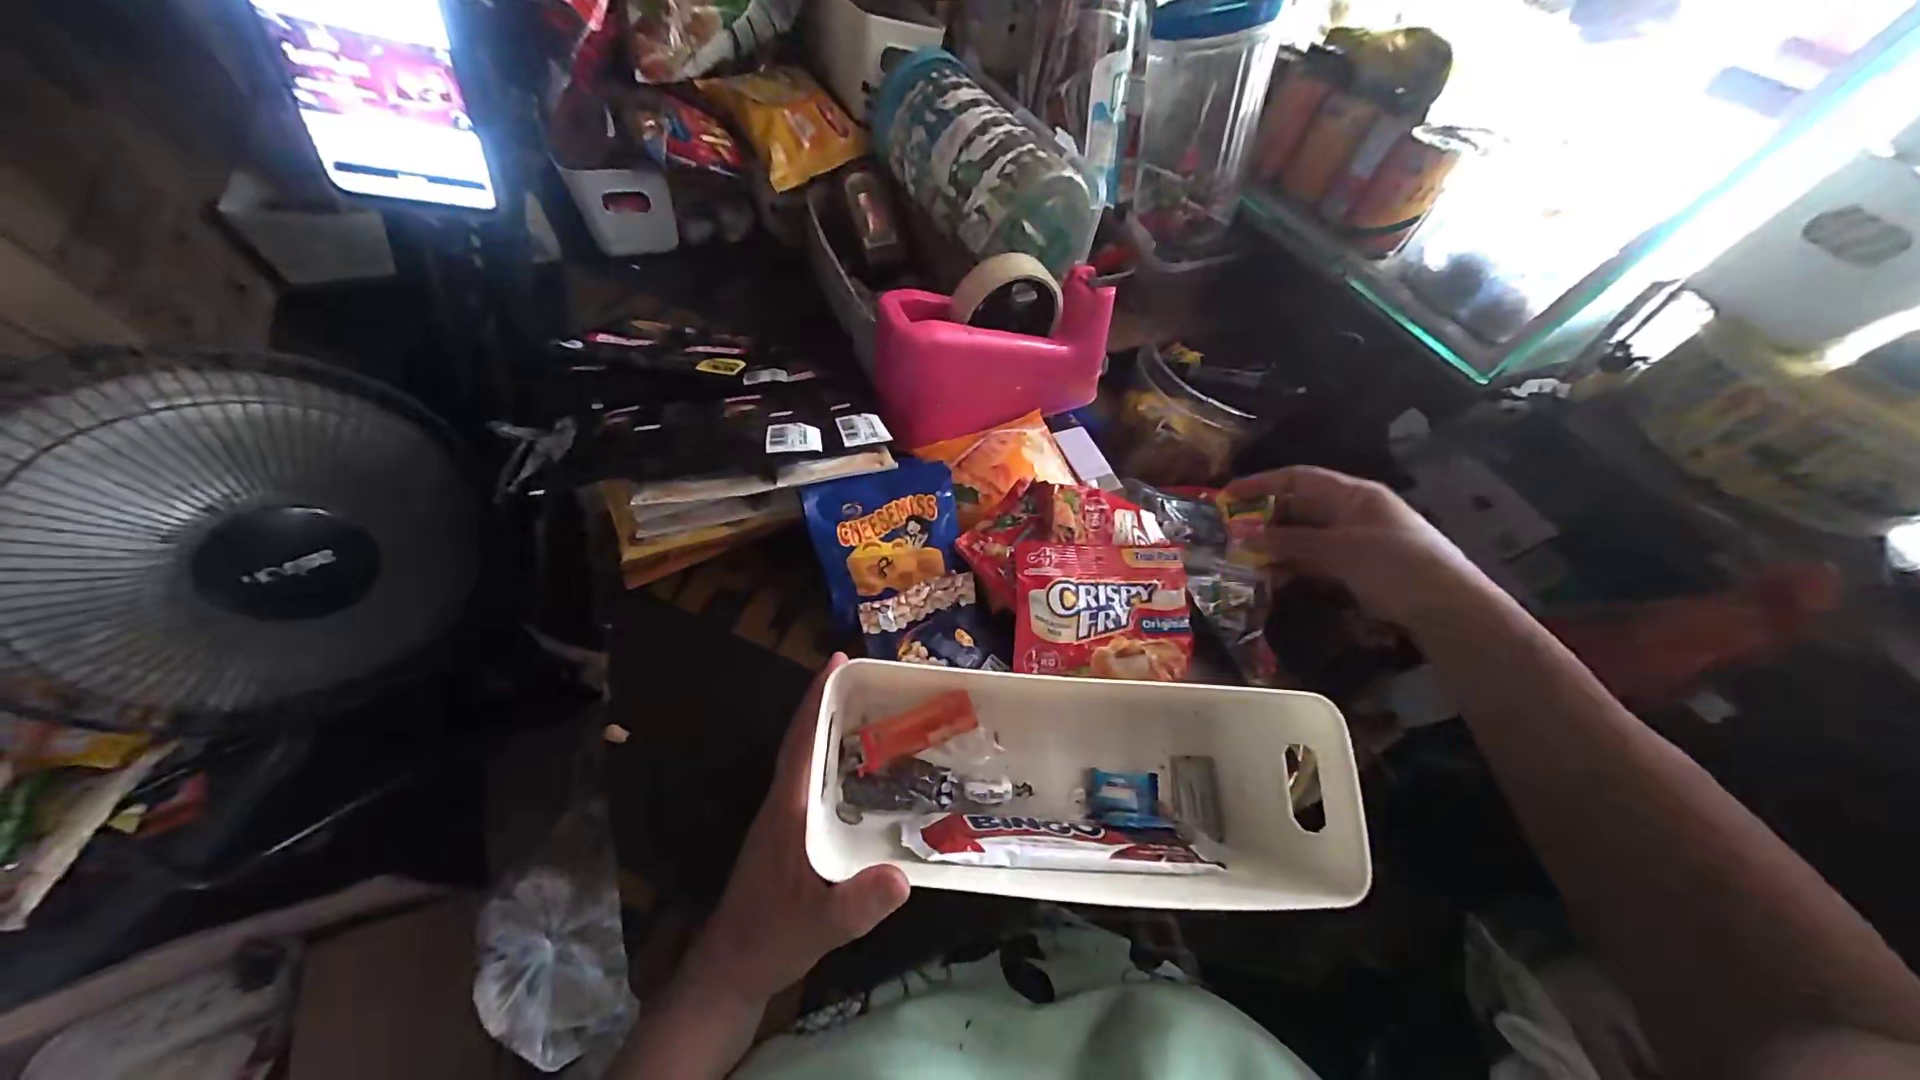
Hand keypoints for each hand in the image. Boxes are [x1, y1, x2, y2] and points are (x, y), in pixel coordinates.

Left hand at [683, 653, 909, 1004]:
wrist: (731, 970)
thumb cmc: (769, 938)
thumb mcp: (819, 925)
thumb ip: (856, 904)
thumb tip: (903, 876)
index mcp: (788, 808)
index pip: (801, 741)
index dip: (817, 698)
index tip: (838, 660)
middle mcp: (785, 802)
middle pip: (808, 739)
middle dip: (833, 703)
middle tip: (875, 680)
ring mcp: (786, 817)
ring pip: (811, 759)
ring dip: (836, 729)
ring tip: (878, 711)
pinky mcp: (792, 833)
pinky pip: (817, 781)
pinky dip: (837, 761)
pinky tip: (867, 771)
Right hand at [1225, 465, 1499, 631]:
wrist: (1444, 607)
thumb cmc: (1394, 564)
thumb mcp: (1338, 548)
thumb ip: (1290, 542)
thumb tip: (1246, 539)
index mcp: (1352, 494)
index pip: (1298, 478)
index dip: (1261, 483)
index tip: (1227, 495)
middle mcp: (1349, 512)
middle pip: (1297, 507)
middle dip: (1263, 518)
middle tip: (1229, 531)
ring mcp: (1350, 540)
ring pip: (1301, 536)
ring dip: (1273, 545)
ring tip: (1242, 557)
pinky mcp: (1351, 567)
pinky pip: (1311, 559)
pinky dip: (1289, 565)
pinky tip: (1268, 577)